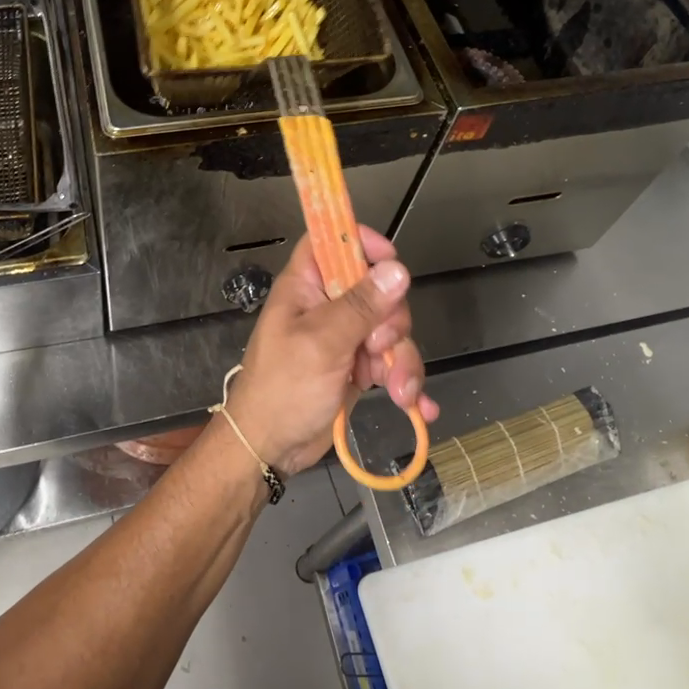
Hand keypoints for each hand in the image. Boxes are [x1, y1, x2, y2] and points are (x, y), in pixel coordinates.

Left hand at [226, 226, 439, 477]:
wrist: (270, 447)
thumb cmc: (282, 389)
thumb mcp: (321, 343)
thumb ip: (361, 307)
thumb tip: (397, 270)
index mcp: (305, 286)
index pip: (332, 241)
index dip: (361, 241)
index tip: (390, 259)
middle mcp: (326, 306)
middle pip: (377, 289)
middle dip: (391, 322)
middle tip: (378, 347)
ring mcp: (344, 338)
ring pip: (391, 330)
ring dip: (402, 362)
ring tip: (399, 391)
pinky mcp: (357, 368)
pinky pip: (392, 364)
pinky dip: (406, 384)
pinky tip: (418, 408)